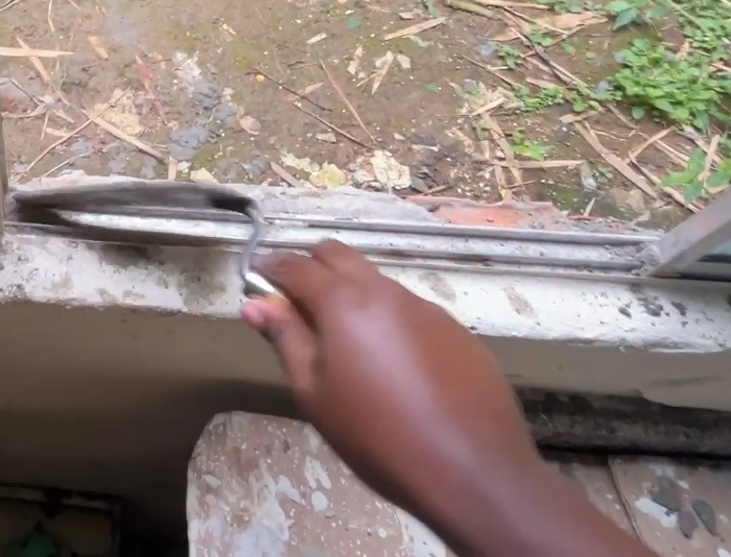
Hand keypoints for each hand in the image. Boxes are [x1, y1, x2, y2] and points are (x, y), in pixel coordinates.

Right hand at [242, 242, 652, 556]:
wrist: (477, 476)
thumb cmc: (378, 435)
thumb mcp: (314, 392)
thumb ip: (284, 337)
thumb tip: (253, 302)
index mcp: (342, 301)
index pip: (294, 265)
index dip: (270, 267)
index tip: (256, 276)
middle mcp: (383, 291)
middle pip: (336, 254)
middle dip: (310, 266)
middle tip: (297, 304)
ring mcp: (424, 308)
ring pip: (373, 279)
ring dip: (349, 292)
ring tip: (345, 341)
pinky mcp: (456, 330)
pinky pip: (407, 308)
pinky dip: (386, 317)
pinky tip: (392, 363)